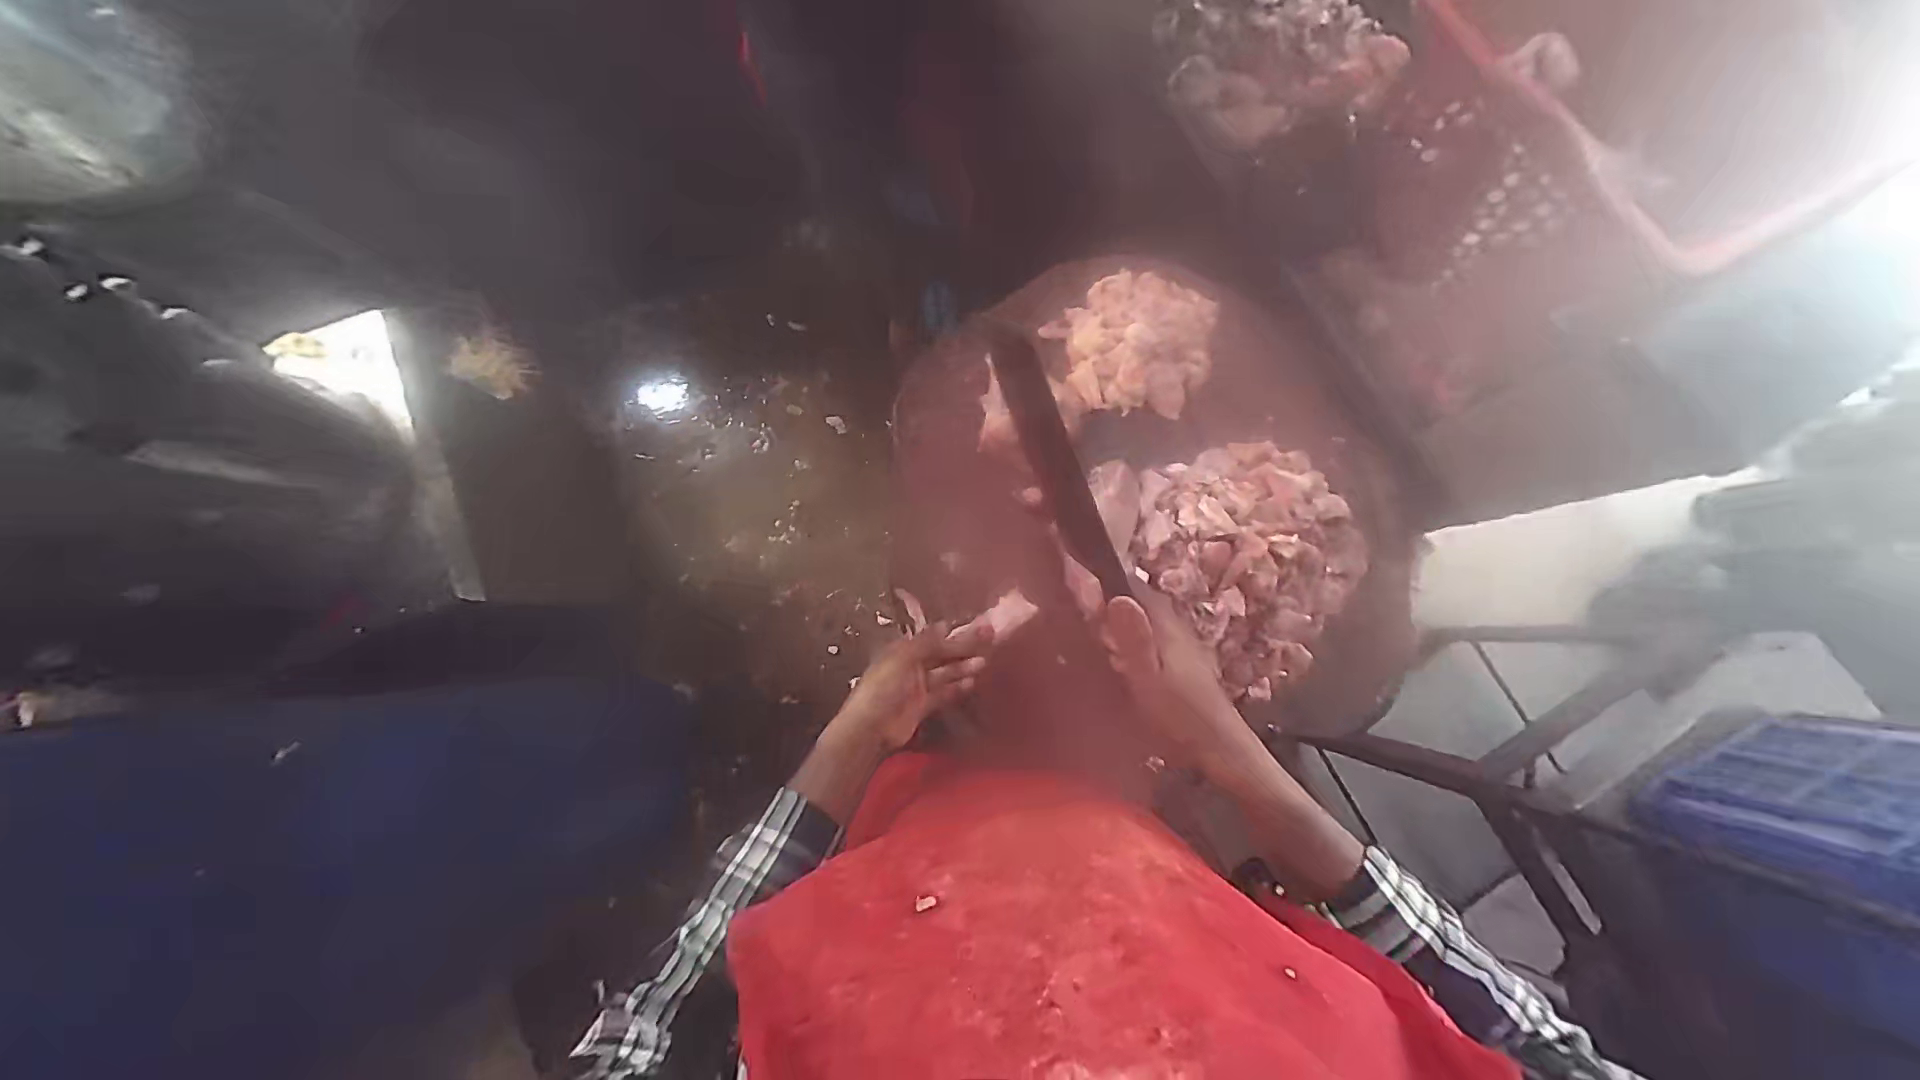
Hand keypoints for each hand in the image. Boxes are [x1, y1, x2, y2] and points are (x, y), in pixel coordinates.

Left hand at [831, 621, 994, 751]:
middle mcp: (911, 666)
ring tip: (983, 662)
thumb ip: (925, 643)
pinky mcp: (923, 706)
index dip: (953, 632)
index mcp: (903, 650)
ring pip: (945, 673)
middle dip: (963, 648)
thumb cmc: (883, 687)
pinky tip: (972, 683)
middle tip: (988, 640)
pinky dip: (957, 688)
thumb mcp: (903, 658)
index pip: (932, 638)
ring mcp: (917, 687)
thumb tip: (946, 625)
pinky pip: (943, 693)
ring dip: (962, 667)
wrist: (871, 729)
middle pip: (941, 654)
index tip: (975, 626)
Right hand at [1100, 590, 1363, 896]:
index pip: (1134, 586)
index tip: (1075, 585)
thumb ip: (1133, 639)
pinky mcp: (1179, 666)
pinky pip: (1147, 641)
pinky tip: (1113, 661)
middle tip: (1077, 616)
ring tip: (1089, 635)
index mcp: (1167, 626)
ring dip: (1116, 623)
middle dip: (1107, 603)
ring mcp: (1179, 647)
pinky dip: (1127, 642)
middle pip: (1137, 602)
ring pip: (1142, 622)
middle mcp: (1174, 629)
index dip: (1105, 581)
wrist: (1223, 753)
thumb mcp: (1149, 680)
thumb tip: (1116, 596)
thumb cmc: (1182, 718)